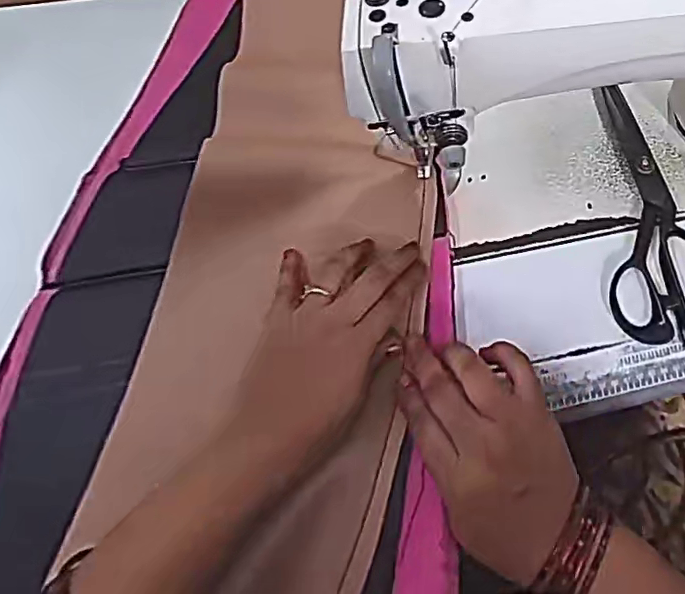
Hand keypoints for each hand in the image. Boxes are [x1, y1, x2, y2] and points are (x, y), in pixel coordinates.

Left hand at [229, 240, 425, 477]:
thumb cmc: (316, 429)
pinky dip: (290, 269)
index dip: (409, 282)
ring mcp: (304, 316)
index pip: (391, 302)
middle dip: (394, 261)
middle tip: (409, 248)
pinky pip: (285, 288)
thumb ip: (375, 360)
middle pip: (371, 280)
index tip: (421, 267)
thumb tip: (394, 337)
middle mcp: (334, 320)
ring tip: (365, 244)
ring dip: (352, 255)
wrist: (263, 439)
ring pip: (333, 273)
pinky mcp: (277, 320)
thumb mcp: (357, 398)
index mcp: (357, 342)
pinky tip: (294, 253)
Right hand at [398, 341, 579, 583]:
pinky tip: (487, 351)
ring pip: (474, 370)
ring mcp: (512, 420)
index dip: (408, 395)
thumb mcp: (455, 513)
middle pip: (441, 390)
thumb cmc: (507, 534)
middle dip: (421, 362)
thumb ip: (438, 465)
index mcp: (458, 476)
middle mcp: (483, 443)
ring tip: (442, 347)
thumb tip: (423, 416)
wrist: (559, 538)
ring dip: (453, 353)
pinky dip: (501, 351)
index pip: (422, 421)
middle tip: (413, 346)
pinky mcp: (537, 408)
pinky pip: (518, 365)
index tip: (402, 379)